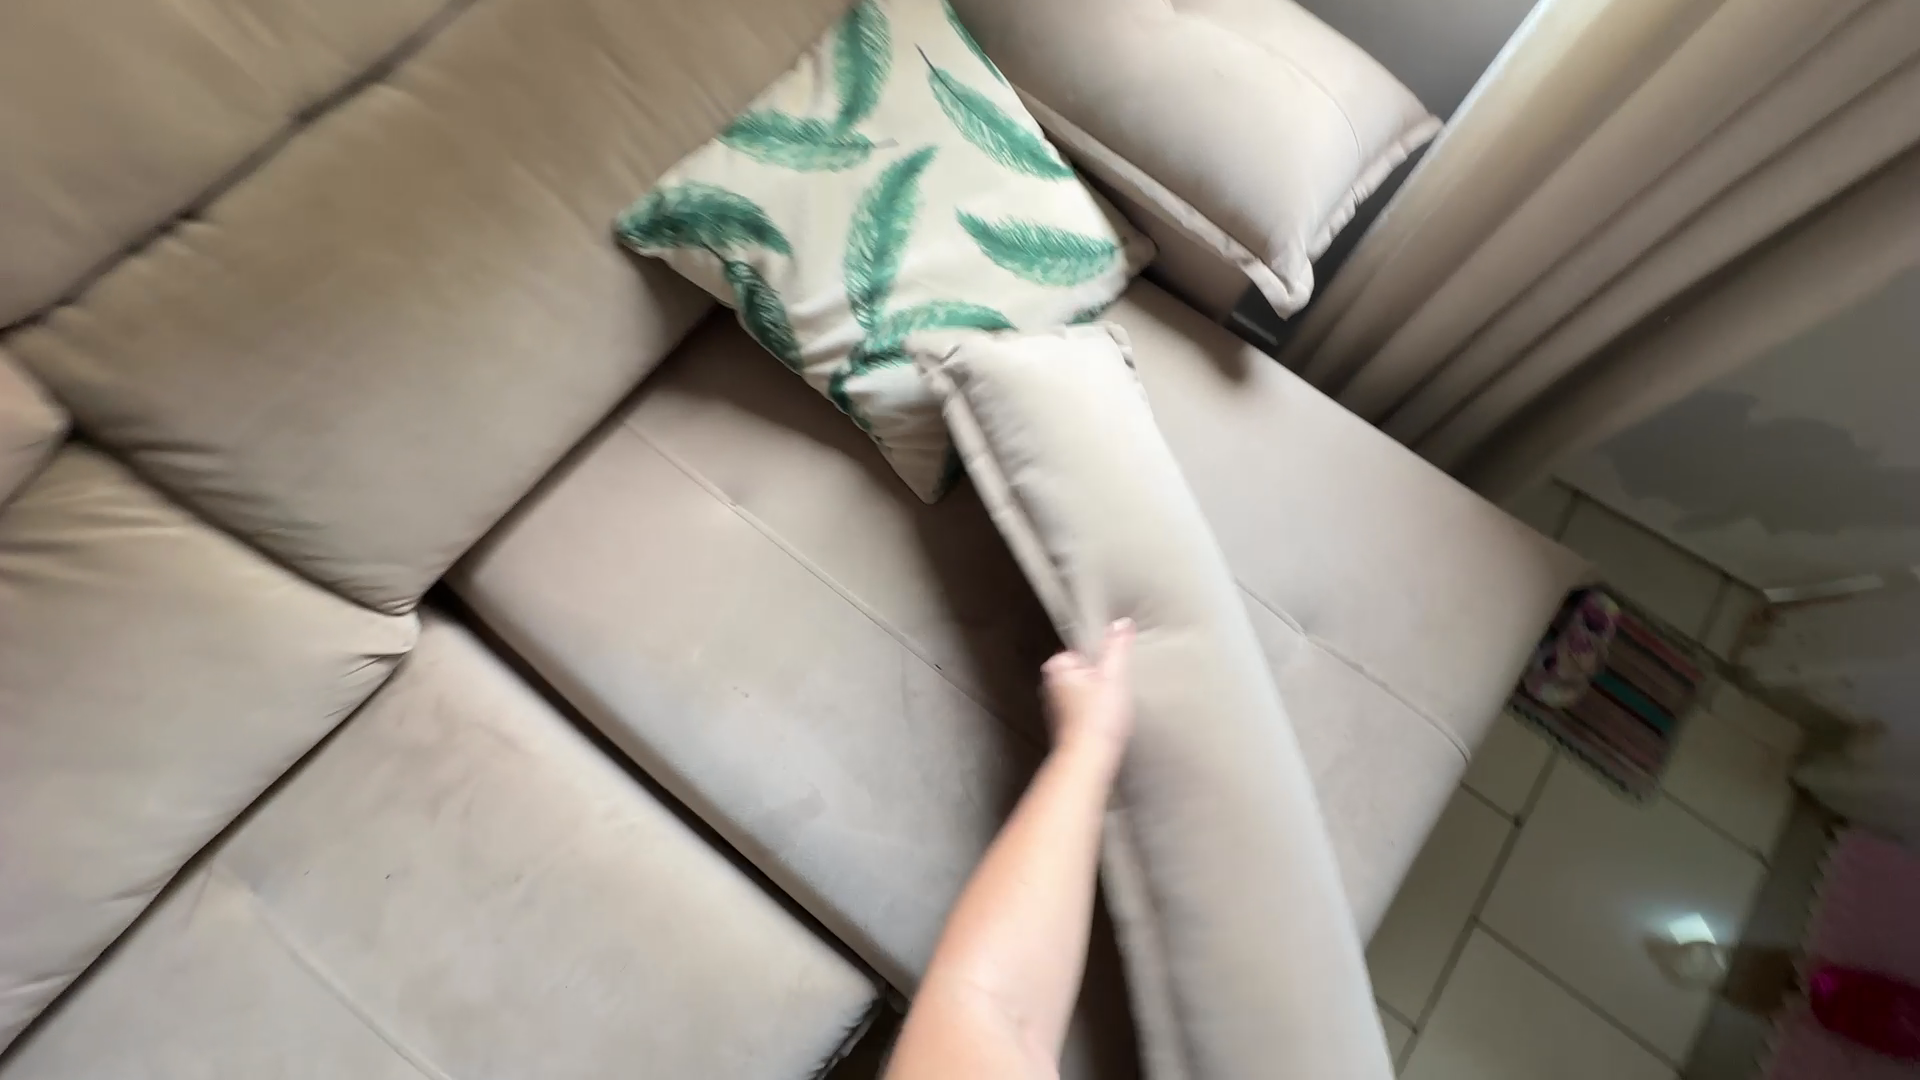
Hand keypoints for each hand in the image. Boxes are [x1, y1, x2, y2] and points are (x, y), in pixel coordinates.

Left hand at [1041, 619, 1134, 758]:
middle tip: (1113, 693)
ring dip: (1099, 697)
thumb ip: (1117, 646)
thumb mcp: (1113, 674)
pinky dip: (1096, 713)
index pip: (1084, 651)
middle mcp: (1050, 684)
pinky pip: (1085, 708)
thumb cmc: (1099, 717)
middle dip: (1100, 679)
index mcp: (1057, 667)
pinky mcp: (1066, 723)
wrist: (1089, 759)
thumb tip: (1122, 622)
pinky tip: (1106, 721)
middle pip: (1086, 670)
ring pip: (1086, 690)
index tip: (1112, 674)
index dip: (1102, 662)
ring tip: (1110, 709)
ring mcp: (1057, 705)